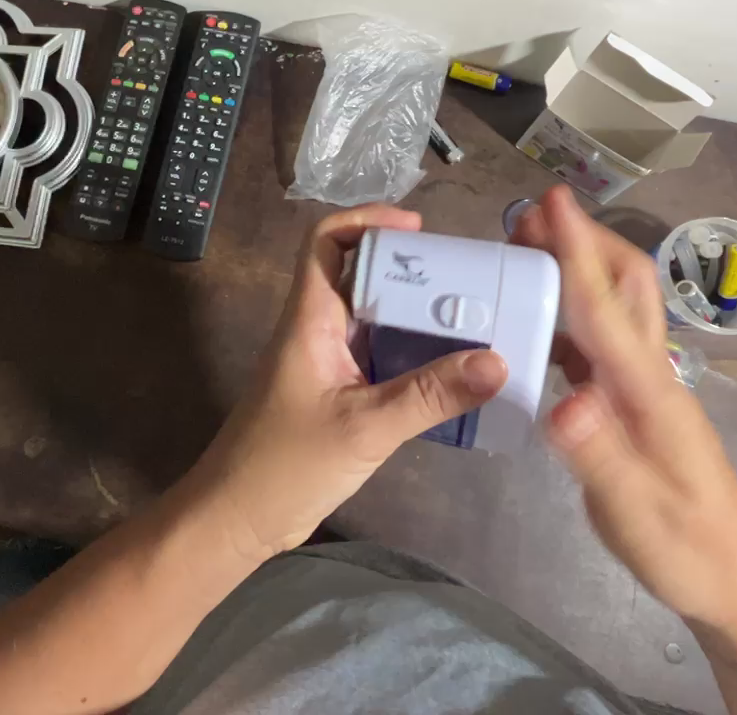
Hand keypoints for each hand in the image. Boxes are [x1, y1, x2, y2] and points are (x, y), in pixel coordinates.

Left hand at [184, 204, 507, 560]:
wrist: (238, 516)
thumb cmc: (286, 464)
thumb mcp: (364, 428)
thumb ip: (429, 395)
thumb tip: (498, 362)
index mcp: (309, 318)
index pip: (325, 241)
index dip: (366, 219)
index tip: (417, 227)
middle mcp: (317, 327)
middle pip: (359, 273)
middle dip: (409, 267)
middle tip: (467, 277)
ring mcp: (326, 359)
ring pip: (372, 315)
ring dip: (415, 311)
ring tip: (474, 316)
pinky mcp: (336, 389)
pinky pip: (378, 353)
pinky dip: (412, 352)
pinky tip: (453, 369)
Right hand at [512, 188, 736, 630]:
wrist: (734, 582)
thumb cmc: (684, 548)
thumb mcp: (634, 511)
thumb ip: (597, 454)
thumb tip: (562, 400)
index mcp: (648, 389)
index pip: (606, 306)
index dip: (577, 249)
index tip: (551, 200)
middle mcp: (650, 372)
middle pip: (625, 283)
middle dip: (581, 240)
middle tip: (526, 220)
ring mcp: (643, 384)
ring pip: (614, 303)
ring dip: (575, 266)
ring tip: (523, 252)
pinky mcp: (631, 399)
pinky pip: (596, 337)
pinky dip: (566, 309)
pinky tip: (535, 319)